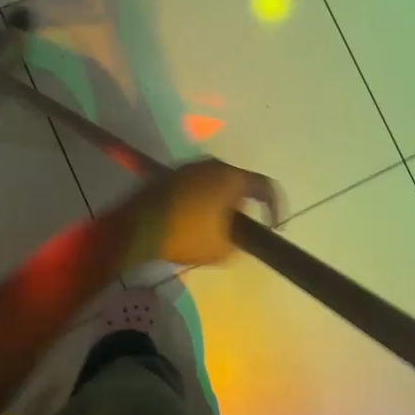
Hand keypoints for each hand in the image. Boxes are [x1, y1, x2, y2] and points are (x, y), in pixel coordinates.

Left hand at [131, 159, 280, 266]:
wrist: (138, 228)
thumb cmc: (187, 236)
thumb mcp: (224, 249)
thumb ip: (242, 238)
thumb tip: (242, 233)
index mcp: (232, 178)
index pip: (266, 187)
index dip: (276, 207)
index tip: (275, 225)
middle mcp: (213, 165)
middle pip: (240, 182)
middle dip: (244, 204)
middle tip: (243, 226)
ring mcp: (190, 167)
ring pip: (217, 182)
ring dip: (222, 200)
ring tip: (217, 225)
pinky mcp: (172, 175)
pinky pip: (198, 185)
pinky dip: (203, 199)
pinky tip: (196, 219)